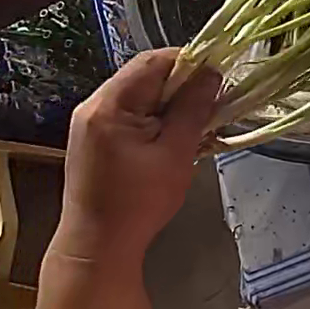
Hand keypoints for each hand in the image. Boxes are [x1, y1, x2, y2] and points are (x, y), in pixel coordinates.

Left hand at [54, 49, 221, 267]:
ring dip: (170, 105)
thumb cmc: (138, 204)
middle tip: (213, 105)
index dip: (190, 62)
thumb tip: (211, 74)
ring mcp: (90, 123)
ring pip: (139, 98)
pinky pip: (129, 117)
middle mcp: (94, 105)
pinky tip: (173, 141)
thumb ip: (193, 110)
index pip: (154, 61)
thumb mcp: (175, 154)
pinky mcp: (94, 141)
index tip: (219, 76)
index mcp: (110, 104)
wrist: (97, 246)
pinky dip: (155, 121)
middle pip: (145, 77)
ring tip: (197, 126)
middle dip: (182, 86)